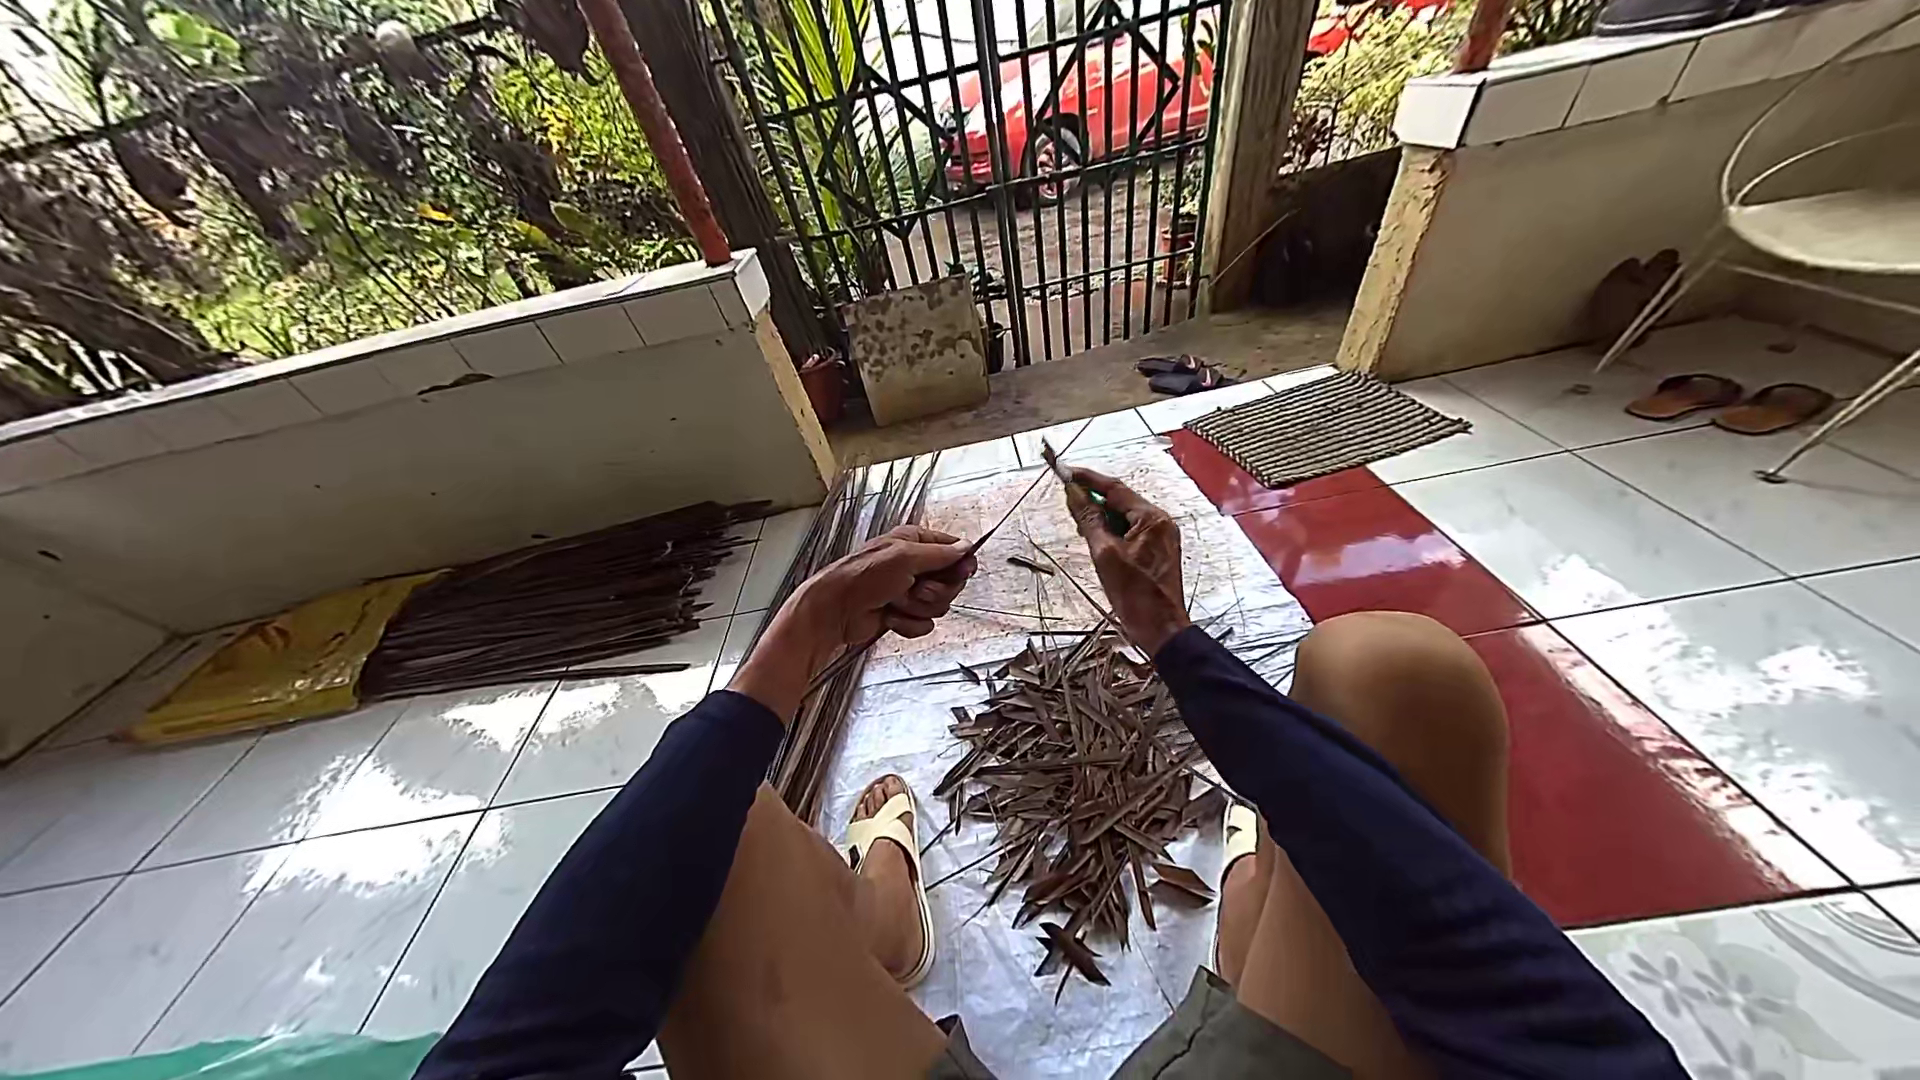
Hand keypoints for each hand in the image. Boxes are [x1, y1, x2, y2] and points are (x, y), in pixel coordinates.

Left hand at [731, 525, 975, 722]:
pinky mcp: (903, 614)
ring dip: (918, 607)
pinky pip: (924, 624)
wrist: (834, 612)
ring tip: (896, 602)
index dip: (961, 563)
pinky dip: (908, 624)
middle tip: (915, 589)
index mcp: (914, 542)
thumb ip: (941, 553)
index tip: (964, 572)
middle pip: (950, 582)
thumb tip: (967, 547)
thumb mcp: (905, 557)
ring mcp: (908, 591)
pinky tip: (890, 617)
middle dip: (935, 591)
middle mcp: (913, 565)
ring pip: (938, 605)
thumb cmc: (862, 577)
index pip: (953, 549)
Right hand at [1065, 469, 1189, 654]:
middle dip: (1093, 502)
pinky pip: (1130, 532)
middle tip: (1069, 503)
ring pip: (1123, 518)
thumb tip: (1075, 496)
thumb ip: (1089, 520)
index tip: (1067, 473)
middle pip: (1120, 502)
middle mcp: (1161, 523)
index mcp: (1152, 519)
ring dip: (1101, 519)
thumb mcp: (1104, 554)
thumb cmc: (1137, 597)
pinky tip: (1097, 543)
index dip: (1088, 480)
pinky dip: (1112, 533)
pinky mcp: (1156, 551)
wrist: (1160, 629)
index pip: (1115, 489)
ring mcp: (1160, 537)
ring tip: (1082, 529)